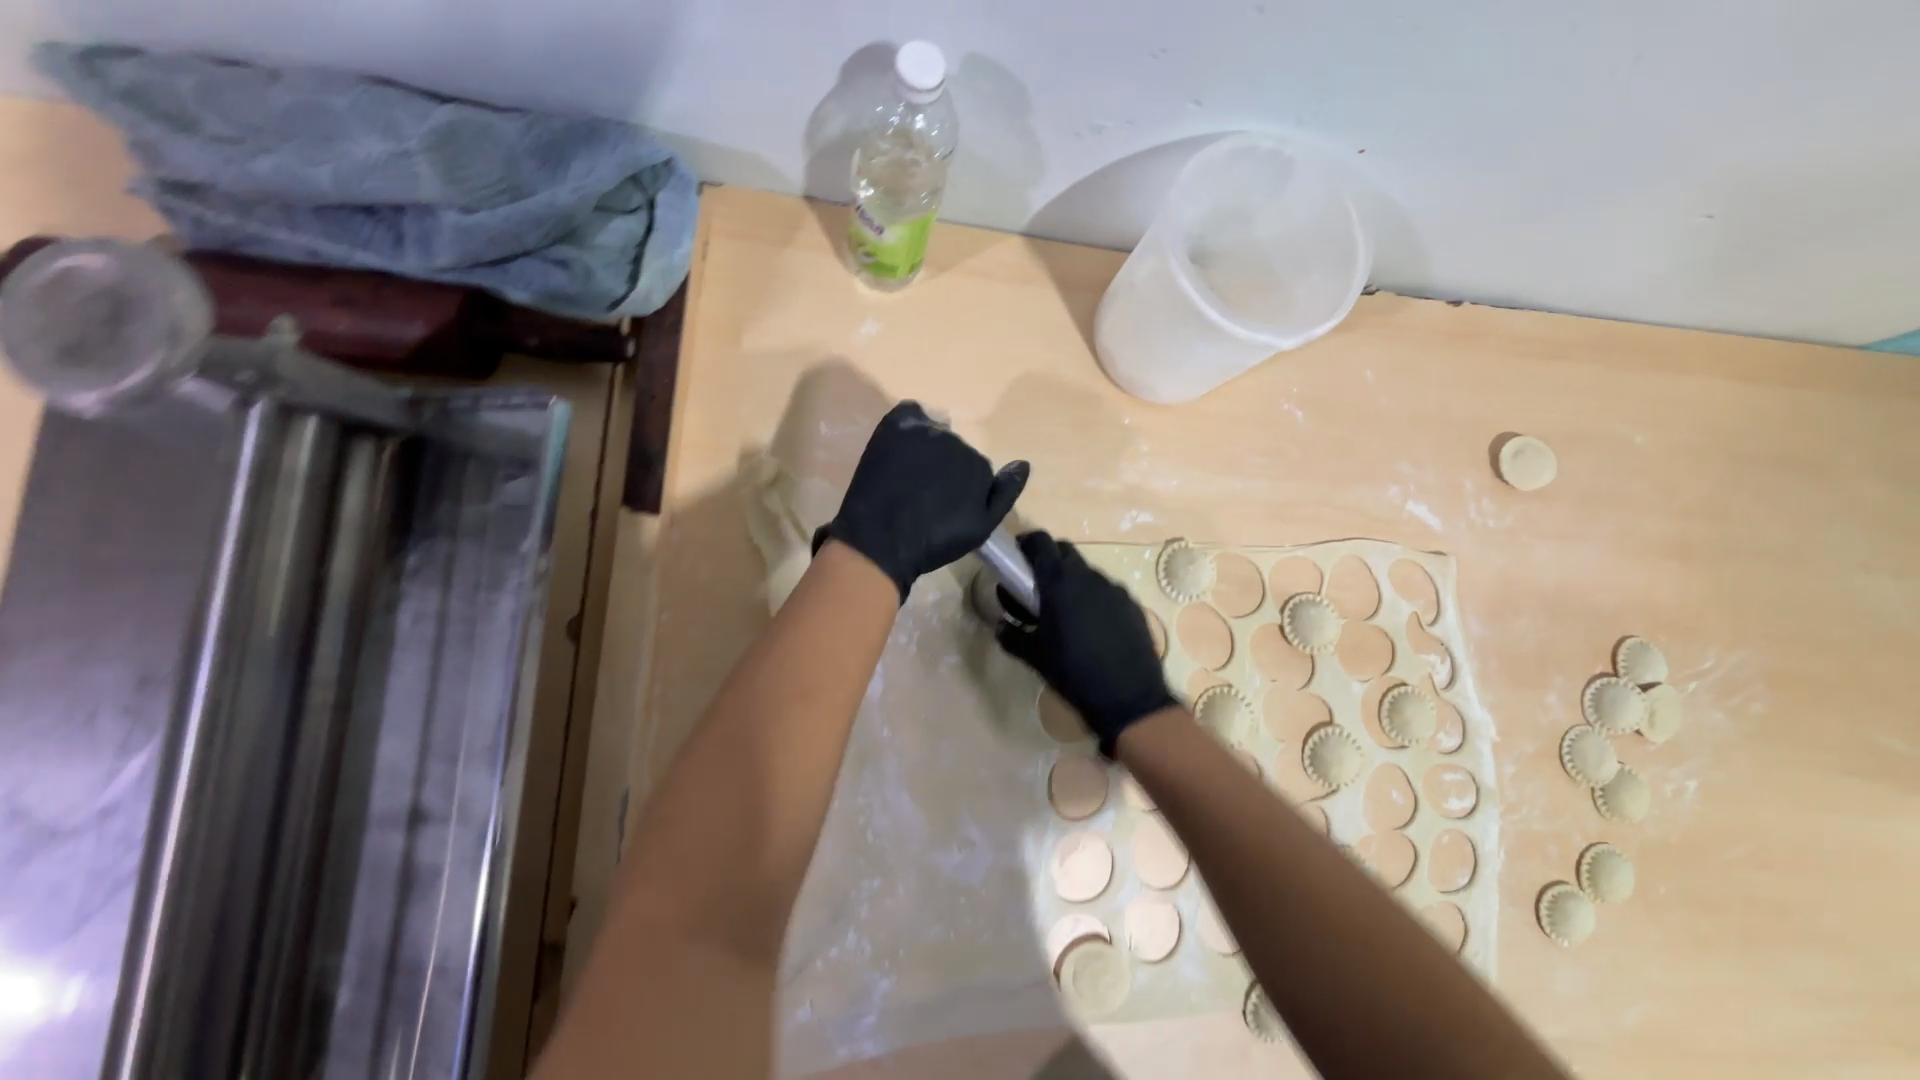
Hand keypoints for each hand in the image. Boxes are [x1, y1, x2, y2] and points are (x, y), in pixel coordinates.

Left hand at [816, 401, 1028, 602]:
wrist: (881, 541)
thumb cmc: (934, 541)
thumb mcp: (981, 527)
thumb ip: (1005, 494)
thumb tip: (1023, 464)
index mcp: (979, 465)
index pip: (976, 468)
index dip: (960, 488)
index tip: (944, 506)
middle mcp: (956, 441)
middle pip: (955, 449)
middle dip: (944, 467)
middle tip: (923, 494)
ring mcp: (924, 431)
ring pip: (933, 434)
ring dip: (927, 450)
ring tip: (907, 478)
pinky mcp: (895, 428)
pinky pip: (909, 412)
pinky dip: (909, 424)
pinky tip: (901, 444)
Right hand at [995, 531, 1176, 756]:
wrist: (1128, 697)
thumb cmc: (1072, 674)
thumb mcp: (1034, 657)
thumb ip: (1011, 636)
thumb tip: (1000, 624)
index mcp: (1058, 583)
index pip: (1039, 542)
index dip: (1026, 544)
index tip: (1018, 558)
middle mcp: (1087, 577)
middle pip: (1064, 550)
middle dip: (1048, 560)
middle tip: (1037, 587)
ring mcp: (1113, 588)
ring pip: (1086, 571)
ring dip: (1071, 581)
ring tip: (1065, 613)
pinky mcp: (1132, 603)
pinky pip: (1107, 590)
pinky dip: (1094, 598)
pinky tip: (1093, 627)